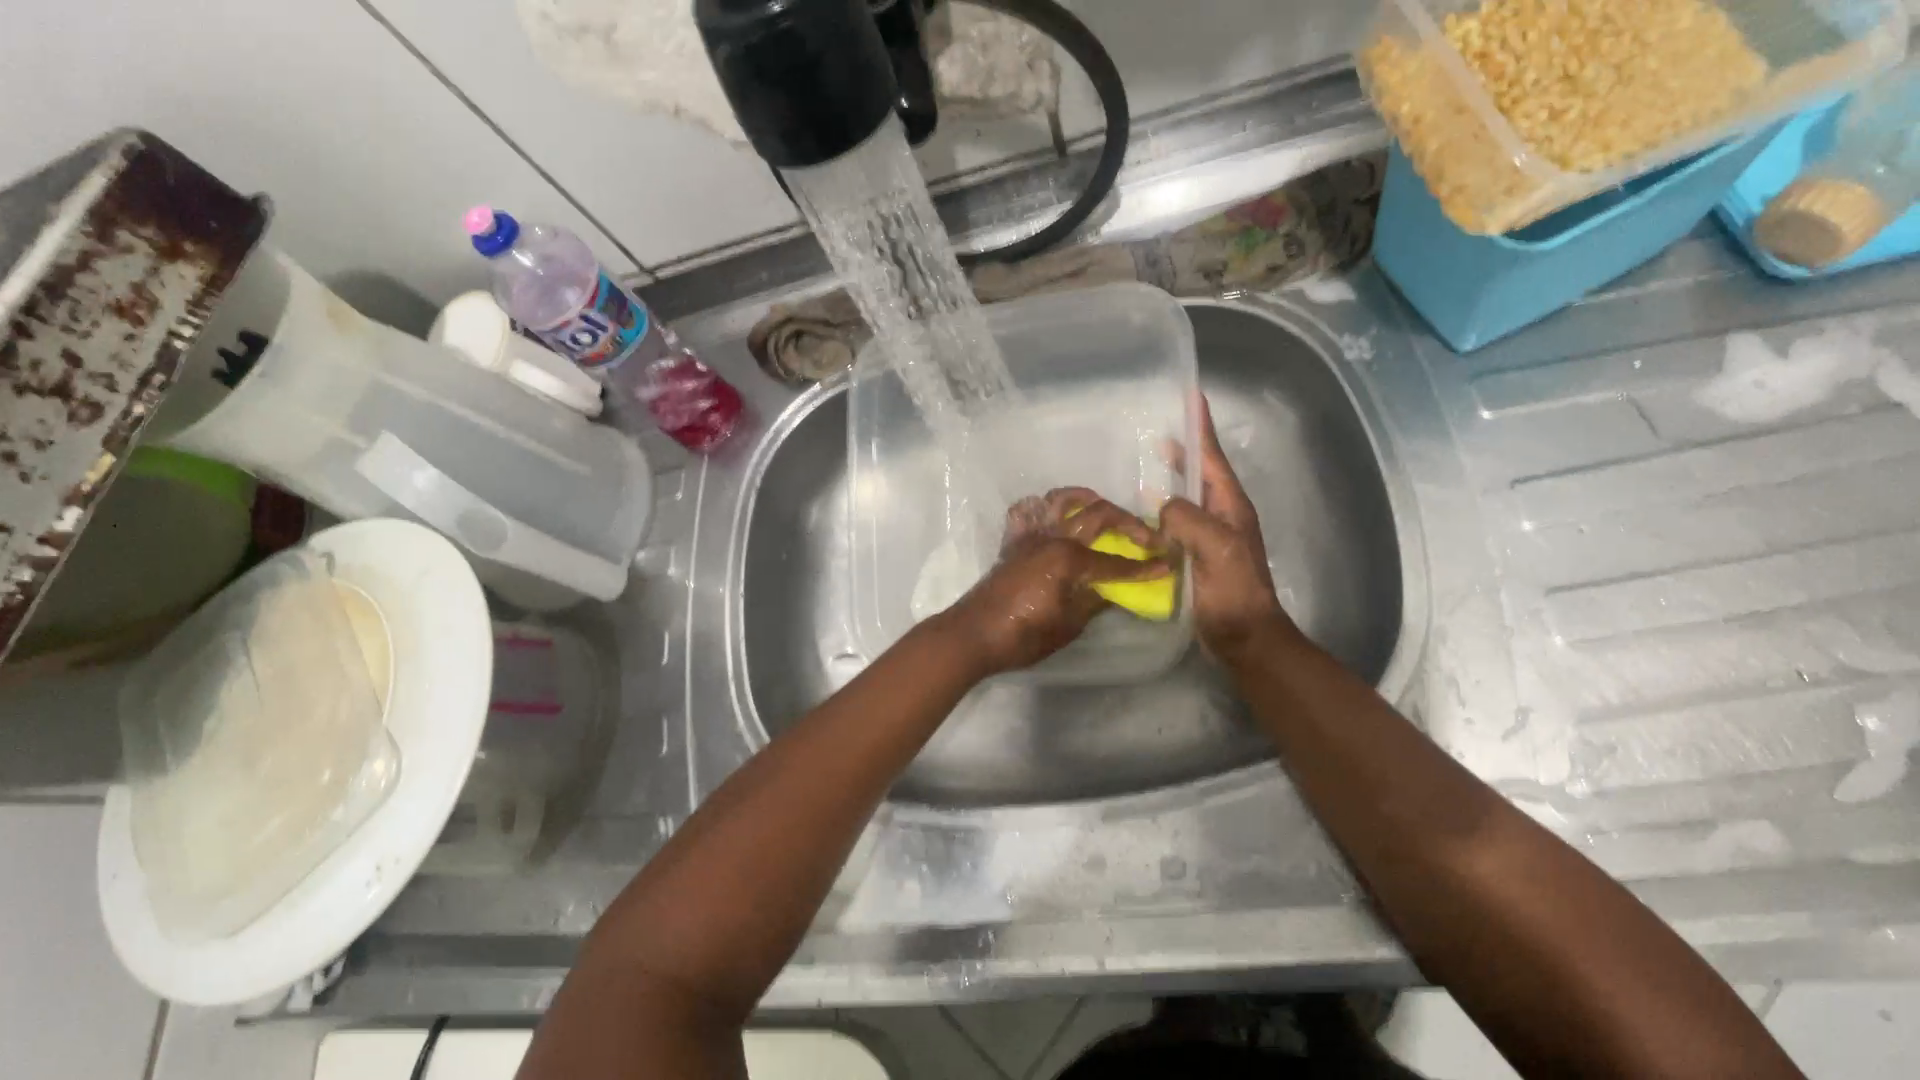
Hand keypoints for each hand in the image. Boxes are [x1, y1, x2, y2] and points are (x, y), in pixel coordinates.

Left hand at [932, 488, 1168, 678]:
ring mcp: (1030, 536)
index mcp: (1070, 560)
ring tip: (1102, 507)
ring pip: (1061, 499)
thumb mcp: (1068, 625)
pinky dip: (1040, 507)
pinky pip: (1026, 512)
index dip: (1144, 567)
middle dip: (1129, 524)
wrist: (974, 634)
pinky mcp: (1013, 542)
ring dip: (1086, 498)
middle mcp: (1053, 538)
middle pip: (1098, 516)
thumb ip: (1094, 603)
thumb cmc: (1023, 636)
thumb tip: (1111, 591)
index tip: (1167, 565)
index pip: (1117, 562)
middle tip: (1147, 537)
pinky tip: (1053, 515)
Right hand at [1158, 394, 1295, 656]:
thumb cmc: (1235, 591)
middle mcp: (1222, 515)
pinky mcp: (1196, 558)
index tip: (1192, 394)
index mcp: (1231, 506)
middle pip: (1200, 472)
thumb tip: (1161, 505)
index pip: (1212, 457)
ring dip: (1169, 479)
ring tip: (1145, 464)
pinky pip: (1175, 525)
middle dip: (1183, 448)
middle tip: (1157, 429)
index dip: (1201, 427)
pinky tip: (1142, 514)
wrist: (1245, 638)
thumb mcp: (1215, 547)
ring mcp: (1210, 537)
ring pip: (1186, 497)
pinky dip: (1159, 512)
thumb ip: (1188, 518)